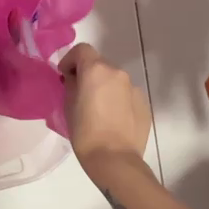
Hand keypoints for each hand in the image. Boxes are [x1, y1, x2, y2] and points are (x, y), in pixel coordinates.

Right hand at [59, 43, 152, 183]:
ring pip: (114, 80)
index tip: (65, 77)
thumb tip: (75, 79)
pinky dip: (117, 100)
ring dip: (104, 87)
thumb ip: (71, 84)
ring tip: (97, 109)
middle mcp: (117, 73)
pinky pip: (126, 95)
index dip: (70, 60)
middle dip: (88, 74)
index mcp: (96, 70)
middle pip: (99, 64)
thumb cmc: (85, 132)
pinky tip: (112, 120)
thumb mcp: (68, 105)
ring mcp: (134, 88)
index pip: (82, 50)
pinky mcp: (144, 103)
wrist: (114, 159)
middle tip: (80, 94)